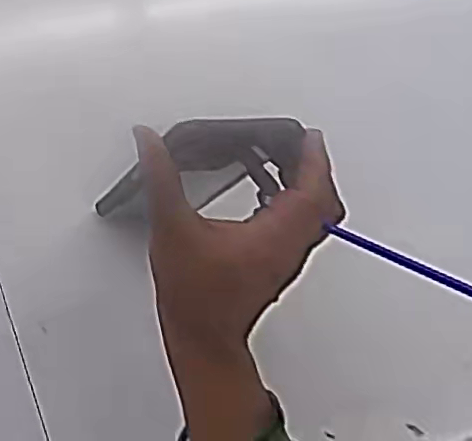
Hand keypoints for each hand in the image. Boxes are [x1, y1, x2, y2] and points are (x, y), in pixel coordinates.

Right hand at [134, 127, 342, 440]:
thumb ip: (160, 176)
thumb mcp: (171, 224)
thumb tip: (150, 141)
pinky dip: (289, 201)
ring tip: (282, 159)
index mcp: (273, 238)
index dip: (313, 162)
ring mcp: (282, 258)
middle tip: (301, 144)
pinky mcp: (272, 262)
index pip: (310, 194)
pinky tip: (264, 191)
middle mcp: (286, 249)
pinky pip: (295, 226)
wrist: (200, 335)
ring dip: (303, 185)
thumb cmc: (194, 294)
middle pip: (321, 206)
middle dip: (314, 170)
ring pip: (311, 217)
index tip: (309, 137)